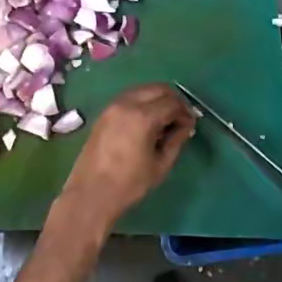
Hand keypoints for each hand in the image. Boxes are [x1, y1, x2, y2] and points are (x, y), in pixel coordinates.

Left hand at [58, 84, 196, 233]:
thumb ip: (176, 140)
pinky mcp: (104, 112)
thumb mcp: (160, 164)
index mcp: (143, 117)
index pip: (172, 102)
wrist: (91, 193)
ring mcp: (112, 106)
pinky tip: (146, 121)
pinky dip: (142, 102)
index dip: (185, 112)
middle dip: (173, 100)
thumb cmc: (129, 183)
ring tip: (164, 120)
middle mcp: (126, 103)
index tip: (190, 125)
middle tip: (180, 118)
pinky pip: (129, 97)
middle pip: (158, 88)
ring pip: (142, 90)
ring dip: (157, 99)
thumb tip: (185, 126)